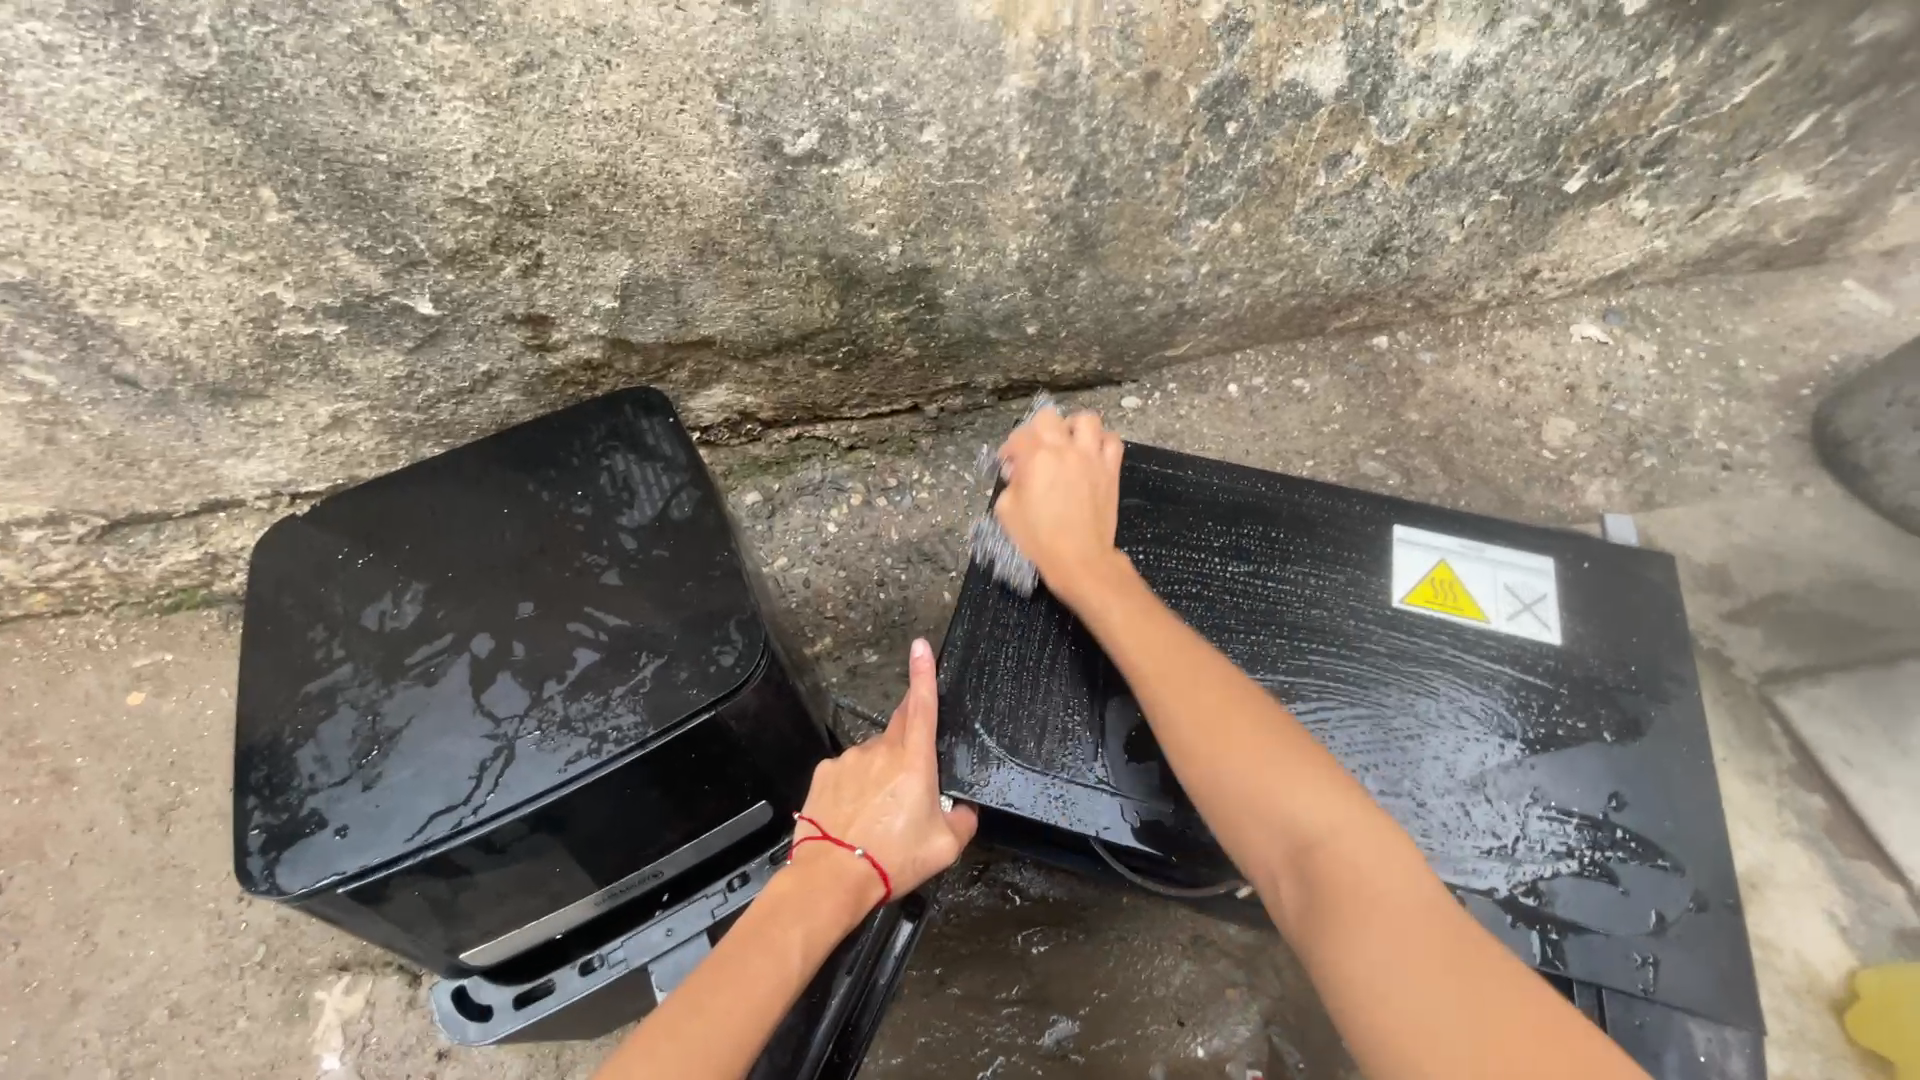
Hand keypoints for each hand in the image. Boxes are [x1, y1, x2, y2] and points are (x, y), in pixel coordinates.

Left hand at [791, 639, 978, 921]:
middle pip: (900, 731)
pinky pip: (847, 772)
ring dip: (880, 776)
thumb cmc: (891, 859)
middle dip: (908, 745)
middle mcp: (880, 750)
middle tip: (910, 787)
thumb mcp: (944, 847)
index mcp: (914, 760)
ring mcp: (849, 759)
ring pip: (873, 757)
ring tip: (879, 819)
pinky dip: (855, 788)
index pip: (923, 705)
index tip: (921, 646)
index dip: (924, 672)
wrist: (832, 877)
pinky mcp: (825, 773)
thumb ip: (963, 821)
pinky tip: (855, 816)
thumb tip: (965, 810)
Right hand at [994, 405, 1127, 602]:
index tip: (1010, 463)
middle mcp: (1064, 450)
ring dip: (1073, 427)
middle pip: (1049, 417)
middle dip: (1037, 430)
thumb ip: (1010, 484)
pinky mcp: (1110, 469)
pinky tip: (1092, 453)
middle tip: (1035, 449)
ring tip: (1067, 442)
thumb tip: (1018, 472)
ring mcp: (1091, 457)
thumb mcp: (1006, 512)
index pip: (1019, 436)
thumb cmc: (1039, 539)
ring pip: (1086, 419)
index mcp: (1035, 458)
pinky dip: (1101, 441)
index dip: (1010, 449)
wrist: (1079, 558)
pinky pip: (1112, 440)